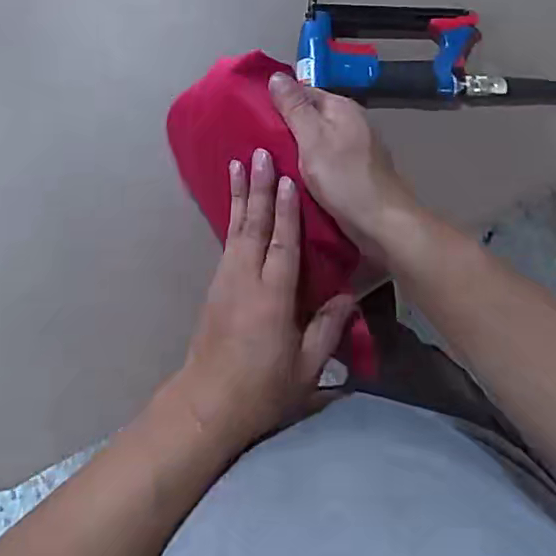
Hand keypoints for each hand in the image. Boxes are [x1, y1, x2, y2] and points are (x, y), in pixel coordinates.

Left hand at [165, 148, 355, 453]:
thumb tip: (347, 295)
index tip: (287, 178)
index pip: (282, 244)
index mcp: (271, 297)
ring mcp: (225, 279)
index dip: (286, 210)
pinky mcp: (216, 285)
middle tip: (258, 153)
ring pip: (235, 228)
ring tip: (239, 164)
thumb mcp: (306, 367)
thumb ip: (327, 329)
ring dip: (240, 195)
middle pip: (253, 225)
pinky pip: (228, 241)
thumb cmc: (263, 388)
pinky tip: (237, 206)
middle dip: (258, 188)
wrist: (208, 402)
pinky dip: (233, 218)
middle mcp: (245, 278)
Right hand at [268, 71, 424, 266]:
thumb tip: (276, 76)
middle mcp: (350, 121)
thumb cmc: (344, 178)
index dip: (277, 100)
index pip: (301, 91)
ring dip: (293, 146)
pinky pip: (322, 158)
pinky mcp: (353, 169)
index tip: (250, 114)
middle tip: (254, 138)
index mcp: (341, 107)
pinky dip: (306, 163)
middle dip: (283, 125)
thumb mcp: (312, 138)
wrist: (383, 224)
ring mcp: (354, 146)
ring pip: (314, 138)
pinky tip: (289, 174)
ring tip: (265, 156)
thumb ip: (294, 107)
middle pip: (308, 115)